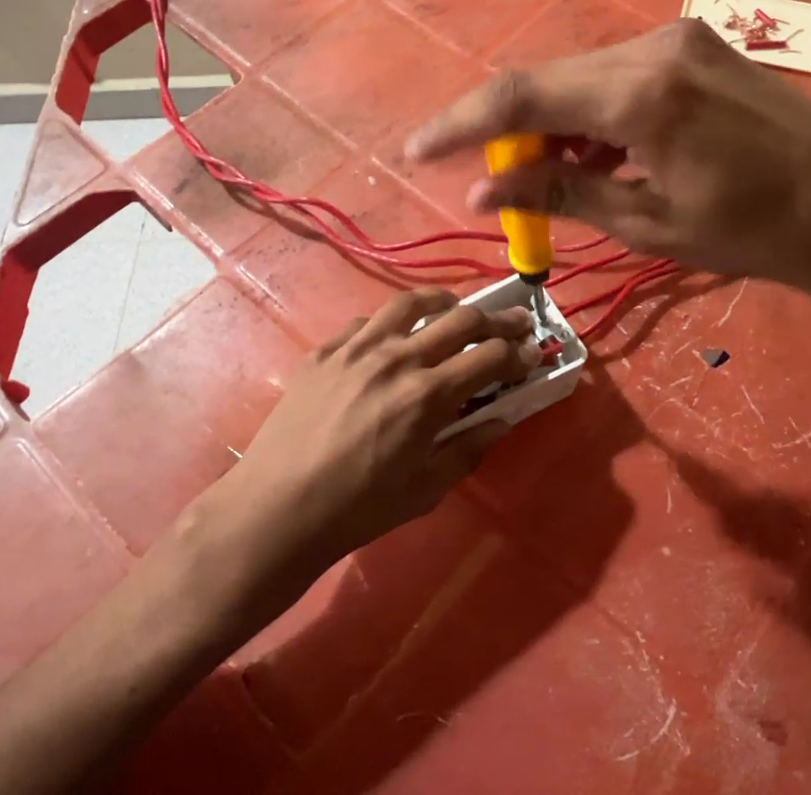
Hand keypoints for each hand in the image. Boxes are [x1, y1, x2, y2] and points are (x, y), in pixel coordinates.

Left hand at [218, 289, 539, 572]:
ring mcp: (356, 348)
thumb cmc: (358, 508)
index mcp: (427, 396)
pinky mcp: (325, 350)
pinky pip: (368, 321)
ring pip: (411, 303)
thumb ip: (468, 449)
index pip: (490, 356)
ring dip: (445, 303)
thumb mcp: (426, 489)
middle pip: (460, 320)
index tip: (532, 353)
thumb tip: (501, 420)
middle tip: (514, 323)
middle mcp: (397, 358)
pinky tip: (395, 336)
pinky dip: (393, 323)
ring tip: (457, 310)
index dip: (518, 352)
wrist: (278, 505)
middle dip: (498, 319)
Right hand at [405, 19, 810, 327]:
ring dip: (552, 126)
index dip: (459, 125)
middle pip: (546, 81)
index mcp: (640, 95)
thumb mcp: (648, 224)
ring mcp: (678, 40)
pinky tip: (597, 158)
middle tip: (494, 186)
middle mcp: (653, 48)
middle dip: (508, 133)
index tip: (416, 152)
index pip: (520, 97)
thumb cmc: (752, 232)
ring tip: (550, 183)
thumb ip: (559, 196)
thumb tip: (479, 194)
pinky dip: (592, 117)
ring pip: (580, 79)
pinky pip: (617, 77)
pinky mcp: (695, 48)